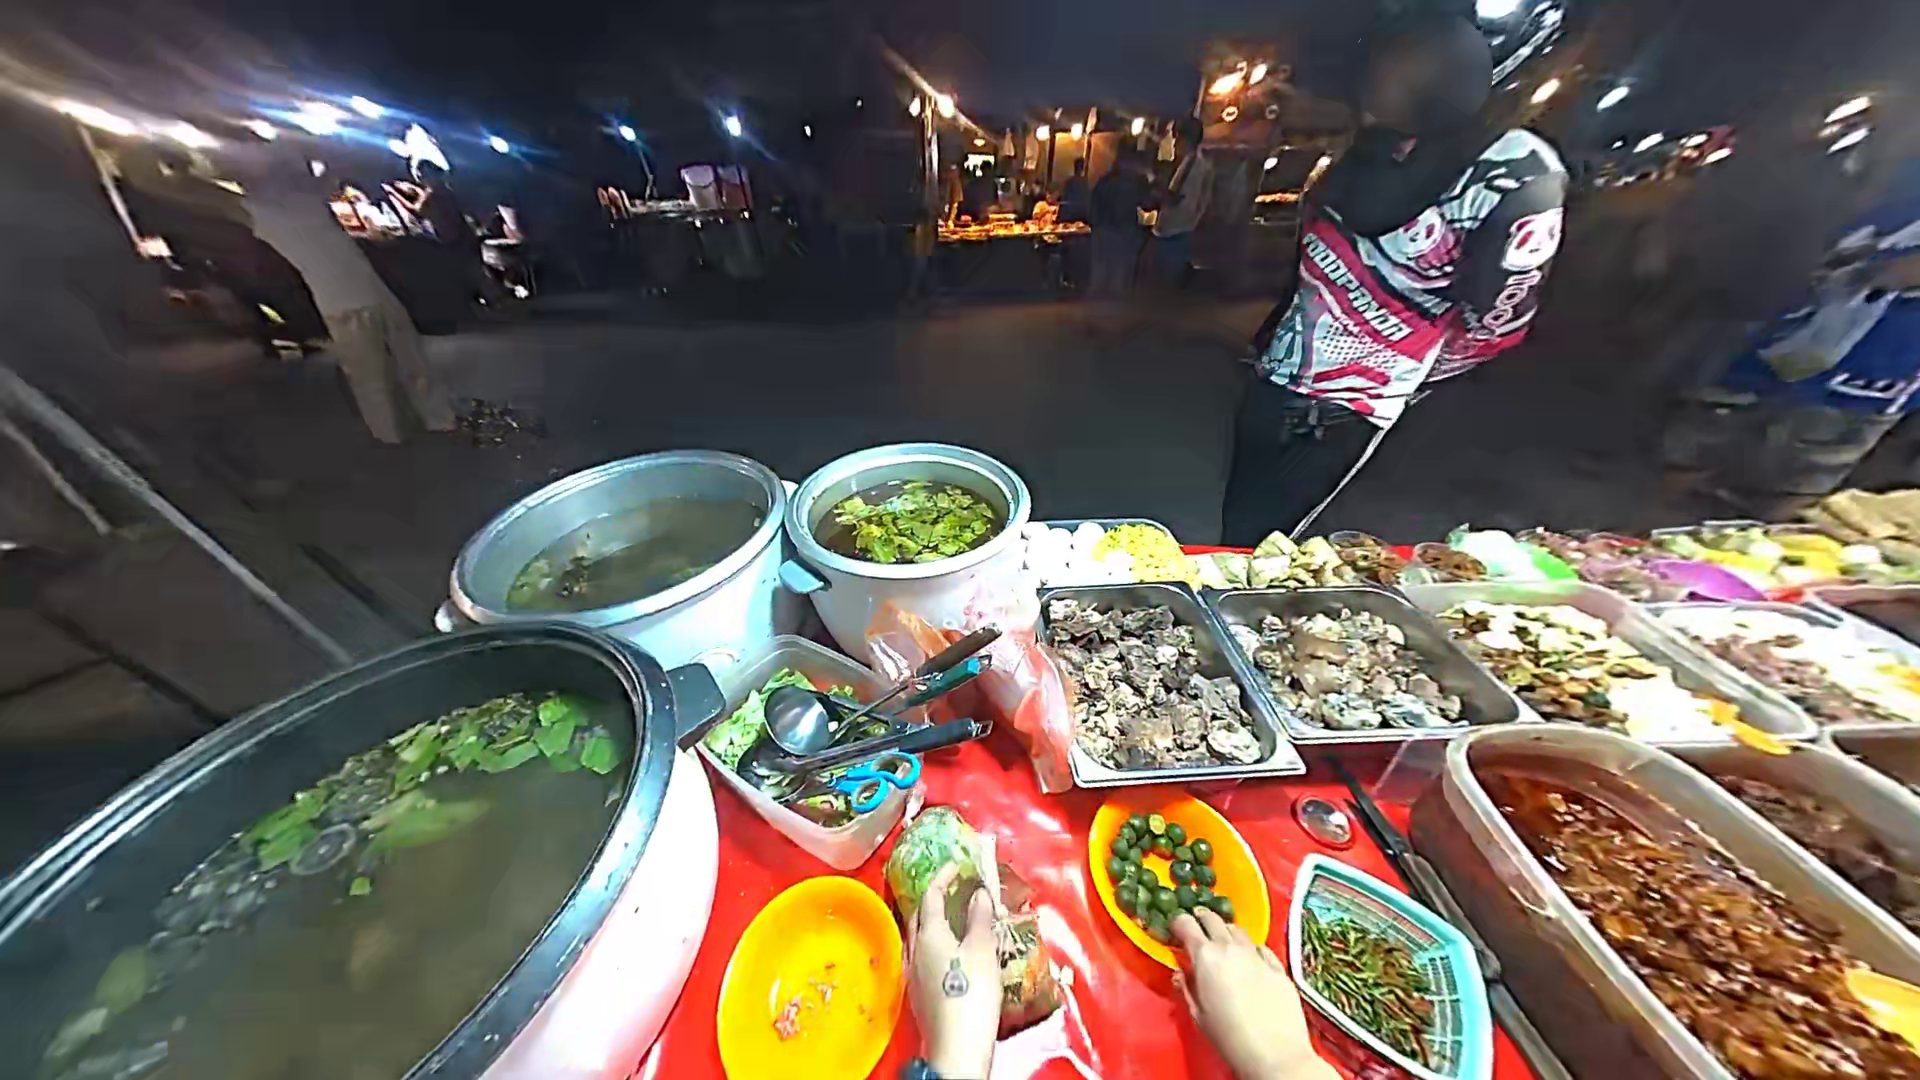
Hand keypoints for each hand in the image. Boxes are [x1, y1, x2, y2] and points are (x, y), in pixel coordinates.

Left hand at [908, 864, 1000, 1078]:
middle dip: (935, 897)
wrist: (957, 1052)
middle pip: (920, 914)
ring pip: (920, 935)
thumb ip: (980, 918)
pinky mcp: (920, 995)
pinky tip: (950, 949)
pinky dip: (936, 941)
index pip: (931, 894)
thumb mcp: (982, 950)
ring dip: (934, 920)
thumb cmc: (971, 993)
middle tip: (955, 886)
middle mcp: (915, 950)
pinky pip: (924, 954)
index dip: (944, 876)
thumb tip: (979, 893)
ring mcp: (914, 974)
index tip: (957, 864)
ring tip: (953, 915)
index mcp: (928, 933)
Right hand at [1171, 909, 1334, 1079]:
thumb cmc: (1231, 1040)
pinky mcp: (1277, 967)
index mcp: (1205, 956)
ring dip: (1226, 932)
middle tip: (1198, 929)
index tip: (1175, 930)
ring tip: (1224, 944)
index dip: (1178, 923)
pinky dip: (1251, 949)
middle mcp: (1229, 947)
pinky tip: (1251, 961)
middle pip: (1211, 918)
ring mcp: (1255, 955)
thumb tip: (1180, 972)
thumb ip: (1186, 988)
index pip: (1185, 922)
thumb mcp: (1199, 1016)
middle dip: (1201, 919)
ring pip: (1236, 929)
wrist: (1278, 1058)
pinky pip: (1260, 947)